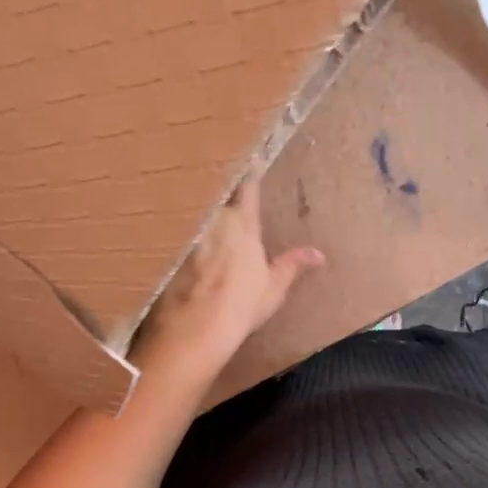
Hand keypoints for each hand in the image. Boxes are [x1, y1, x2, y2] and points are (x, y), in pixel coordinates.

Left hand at [131, 170, 324, 380]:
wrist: (195, 327)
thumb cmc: (241, 306)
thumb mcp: (273, 287)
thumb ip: (293, 265)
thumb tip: (318, 254)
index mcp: (242, 224)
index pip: (248, 188)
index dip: (251, 174)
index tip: (252, 160)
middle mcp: (213, 220)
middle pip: (218, 198)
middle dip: (222, 194)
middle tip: (223, 186)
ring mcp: (188, 235)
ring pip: (197, 216)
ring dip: (200, 215)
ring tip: (206, 217)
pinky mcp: (168, 252)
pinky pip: (179, 236)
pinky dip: (182, 237)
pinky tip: (179, 243)